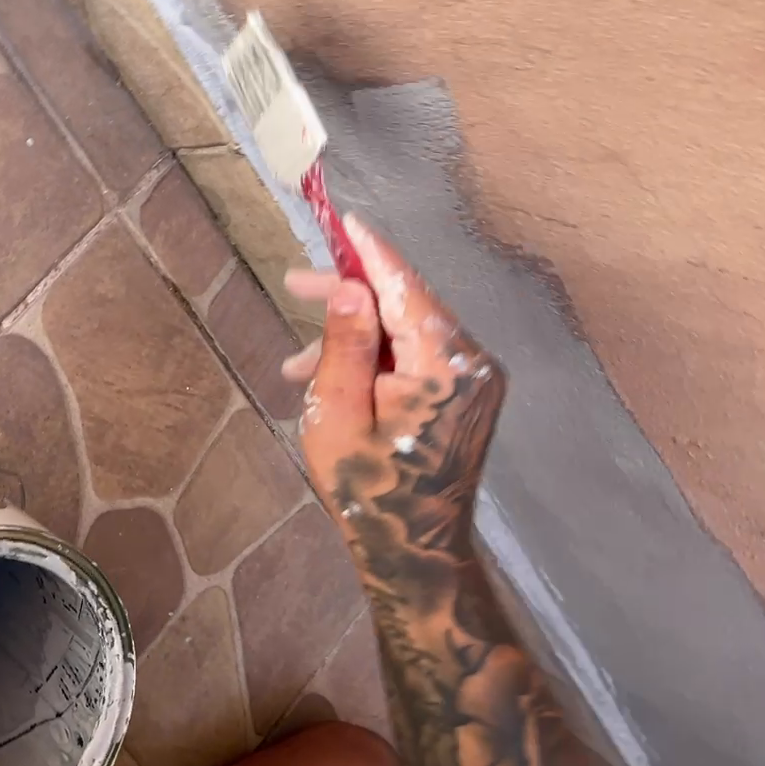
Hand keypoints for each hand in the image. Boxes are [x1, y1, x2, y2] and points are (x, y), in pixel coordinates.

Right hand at [280, 215, 505, 525]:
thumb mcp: (337, 409)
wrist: (411, 544)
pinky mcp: (464, 395)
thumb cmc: (365, 481)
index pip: (405, 289)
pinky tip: (331, 375)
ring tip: (297, 361)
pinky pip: (415, 354)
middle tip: (292, 284)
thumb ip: (346, 344)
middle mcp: (471, 363)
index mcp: (444, 364)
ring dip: (353, 332)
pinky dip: (373, 354)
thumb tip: (348, 288)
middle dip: (349, 293)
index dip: (371, 253)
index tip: (346, 221)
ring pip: (406, 329)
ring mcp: (472, 380)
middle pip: (406, 304)